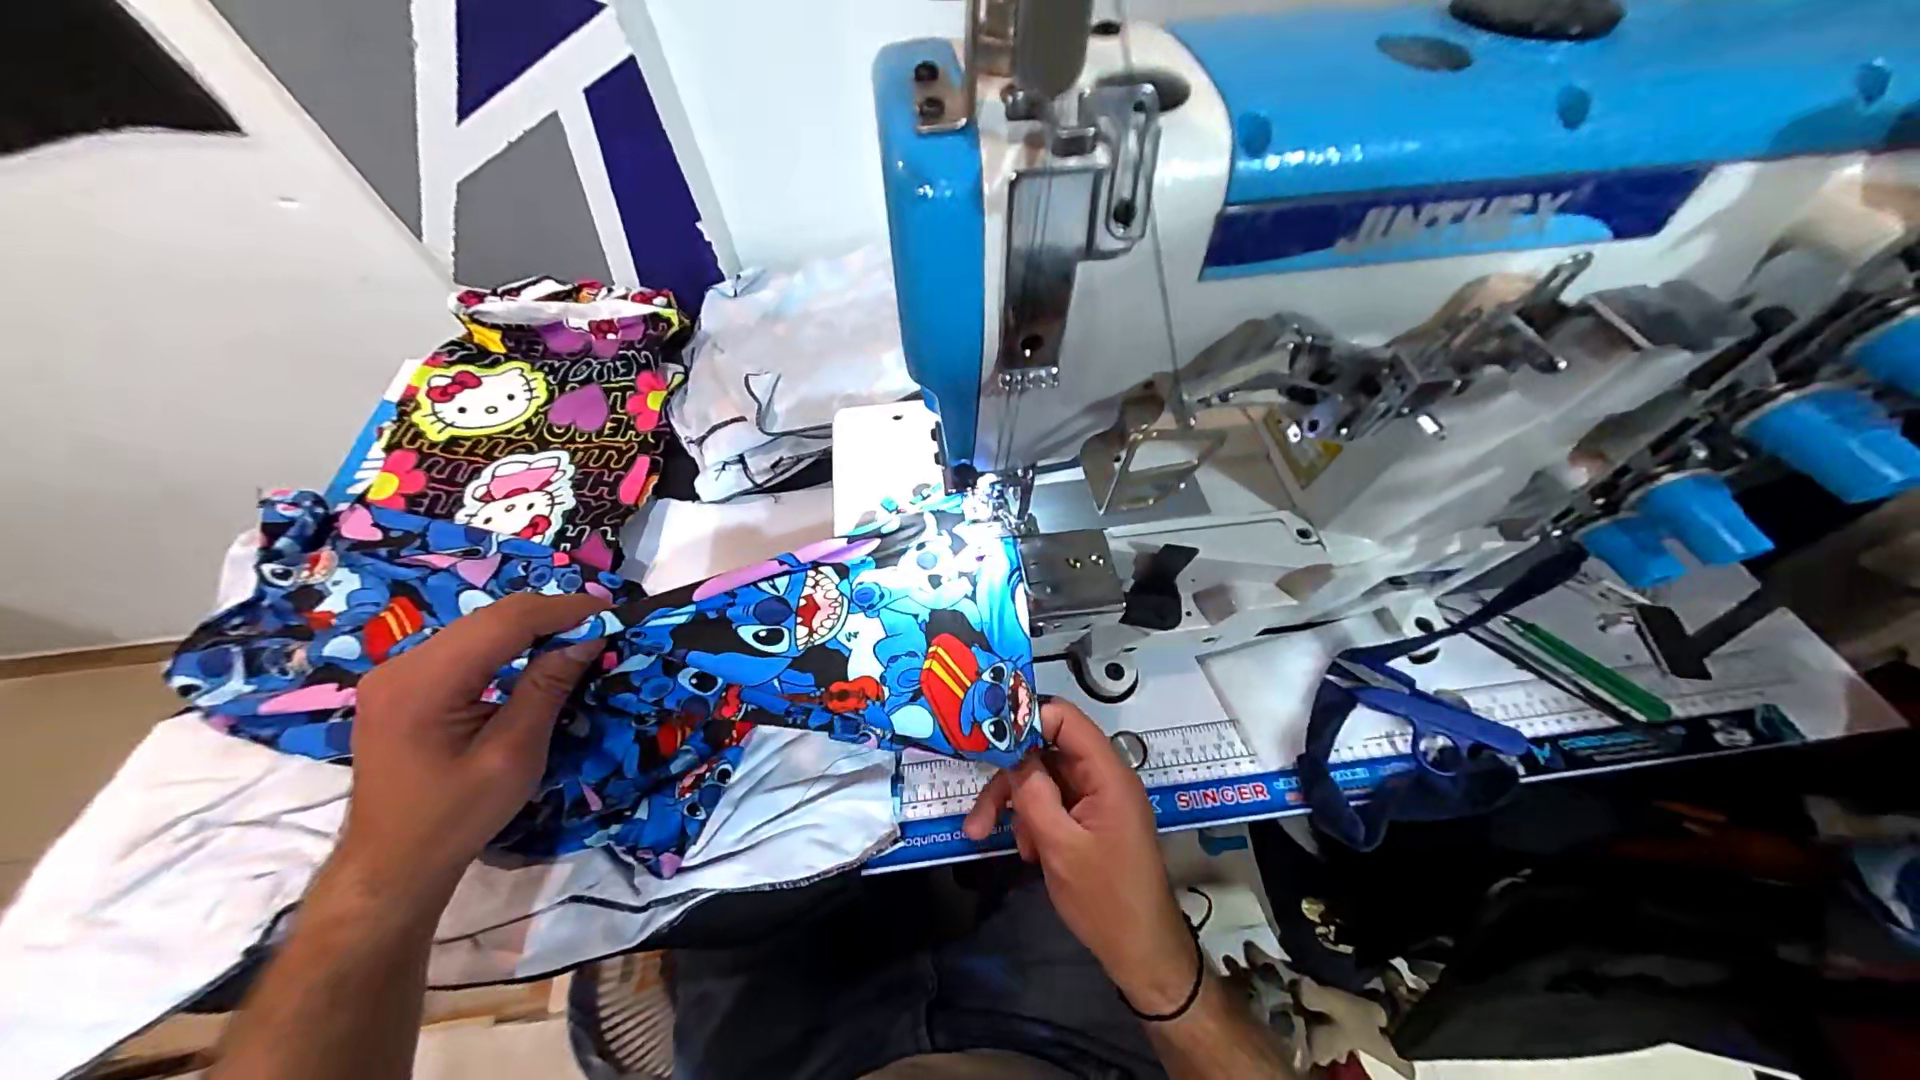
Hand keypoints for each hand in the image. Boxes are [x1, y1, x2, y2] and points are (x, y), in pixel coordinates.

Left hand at [340, 592, 610, 900]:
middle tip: (602, 623)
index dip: (562, 610)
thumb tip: (588, 638)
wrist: (392, 863)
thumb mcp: (514, 754)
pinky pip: (467, 644)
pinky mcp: (404, 682)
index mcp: (423, 684)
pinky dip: (510, 641)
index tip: (611, 611)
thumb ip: (547, 688)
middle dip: (551, 614)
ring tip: (579, 635)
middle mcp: (402, 666)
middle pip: (490, 618)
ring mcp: (398, 672)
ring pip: (480, 626)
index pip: (504, 622)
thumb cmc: (456, 817)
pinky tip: (538, 652)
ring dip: (533, 625)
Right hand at [962, 700, 1197, 1013]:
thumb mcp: (1060, 846)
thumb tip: (1011, 751)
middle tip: (978, 812)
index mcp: (1107, 773)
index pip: (1064, 718)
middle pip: (1046, 752)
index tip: (989, 739)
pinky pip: (1052, 802)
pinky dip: (1032, 820)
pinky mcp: (1088, 819)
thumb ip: (1033, 793)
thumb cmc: (1106, 899)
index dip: (1026, 720)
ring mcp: (1096, 799)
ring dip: (1015, 805)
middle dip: (1009, 777)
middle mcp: (1102, 777)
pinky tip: (1026, 852)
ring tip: (988, 836)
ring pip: (1044, 779)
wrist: (1141, 953)